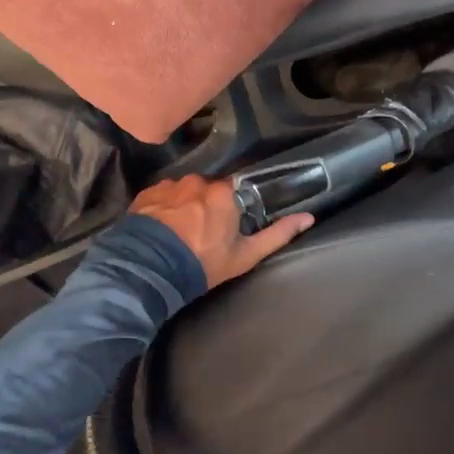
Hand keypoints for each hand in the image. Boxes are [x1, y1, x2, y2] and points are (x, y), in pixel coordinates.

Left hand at [129, 175, 312, 288]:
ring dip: (183, 207)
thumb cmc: (203, 263)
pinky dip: (163, 209)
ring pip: (183, 192)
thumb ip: (278, 234)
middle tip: (202, 233)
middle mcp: (196, 181)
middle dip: (206, 207)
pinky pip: (161, 197)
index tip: (227, 226)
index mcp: (223, 192)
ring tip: (178, 233)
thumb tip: (309, 217)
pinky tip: (160, 230)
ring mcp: (168, 186)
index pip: (233, 191)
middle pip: (207, 191)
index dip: (231, 209)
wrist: (147, 272)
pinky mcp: (144, 195)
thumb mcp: (246, 254)